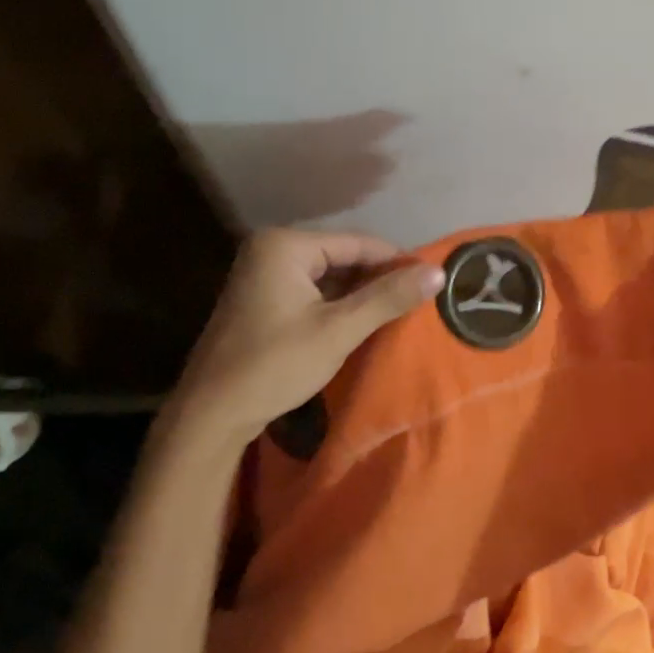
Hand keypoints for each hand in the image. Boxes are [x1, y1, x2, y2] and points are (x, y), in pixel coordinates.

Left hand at [172, 228, 443, 440]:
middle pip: (342, 257)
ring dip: (361, 296)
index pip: (358, 243)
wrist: (214, 409)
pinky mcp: (263, 302)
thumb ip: (388, 299)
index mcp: (285, 245)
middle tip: (420, 303)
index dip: (398, 263)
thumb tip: (439, 273)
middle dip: (379, 280)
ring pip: (329, 278)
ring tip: (399, 316)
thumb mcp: (338, 330)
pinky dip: (338, 308)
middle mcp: (271, 250)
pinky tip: (363, 327)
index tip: (434, 284)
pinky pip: (313, 294)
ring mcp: (263, 276)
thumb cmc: (276, 364)